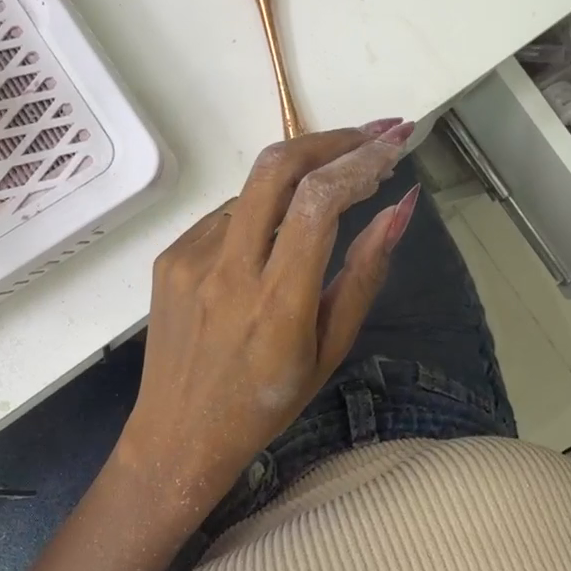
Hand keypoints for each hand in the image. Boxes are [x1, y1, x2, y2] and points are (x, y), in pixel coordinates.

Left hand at [120, 121, 419, 498]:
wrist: (177, 436)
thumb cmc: (268, 403)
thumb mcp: (330, 348)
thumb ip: (365, 272)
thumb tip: (400, 206)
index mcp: (276, 302)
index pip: (319, 202)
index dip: (362, 161)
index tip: (397, 141)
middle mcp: (227, 269)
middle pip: (277, 166)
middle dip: (333, 138)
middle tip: (374, 134)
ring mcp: (191, 258)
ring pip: (255, 187)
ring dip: (302, 174)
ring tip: (340, 184)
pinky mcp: (170, 256)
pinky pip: (228, 214)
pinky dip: (265, 209)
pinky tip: (280, 233)